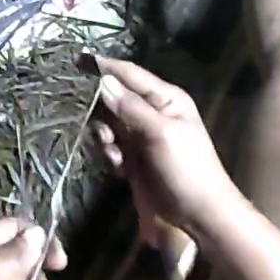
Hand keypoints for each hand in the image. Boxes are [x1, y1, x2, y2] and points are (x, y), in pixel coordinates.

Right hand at [92, 56, 242, 248]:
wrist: (200, 217)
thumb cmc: (188, 169)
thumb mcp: (161, 134)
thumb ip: (131, 107)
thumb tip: (103, 81)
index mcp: (165, 98)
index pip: (129, 73)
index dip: (104, 67)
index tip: (78, 61)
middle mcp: (152, 111)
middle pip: (114, 97)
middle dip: (103, 111)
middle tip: (105, 131)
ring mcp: (142, 134)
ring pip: (109, 122)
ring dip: (105, 136)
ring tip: (115, 153)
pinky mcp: (134, 157)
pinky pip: (111, 145)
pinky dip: (110, 153)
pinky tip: (119, 167)